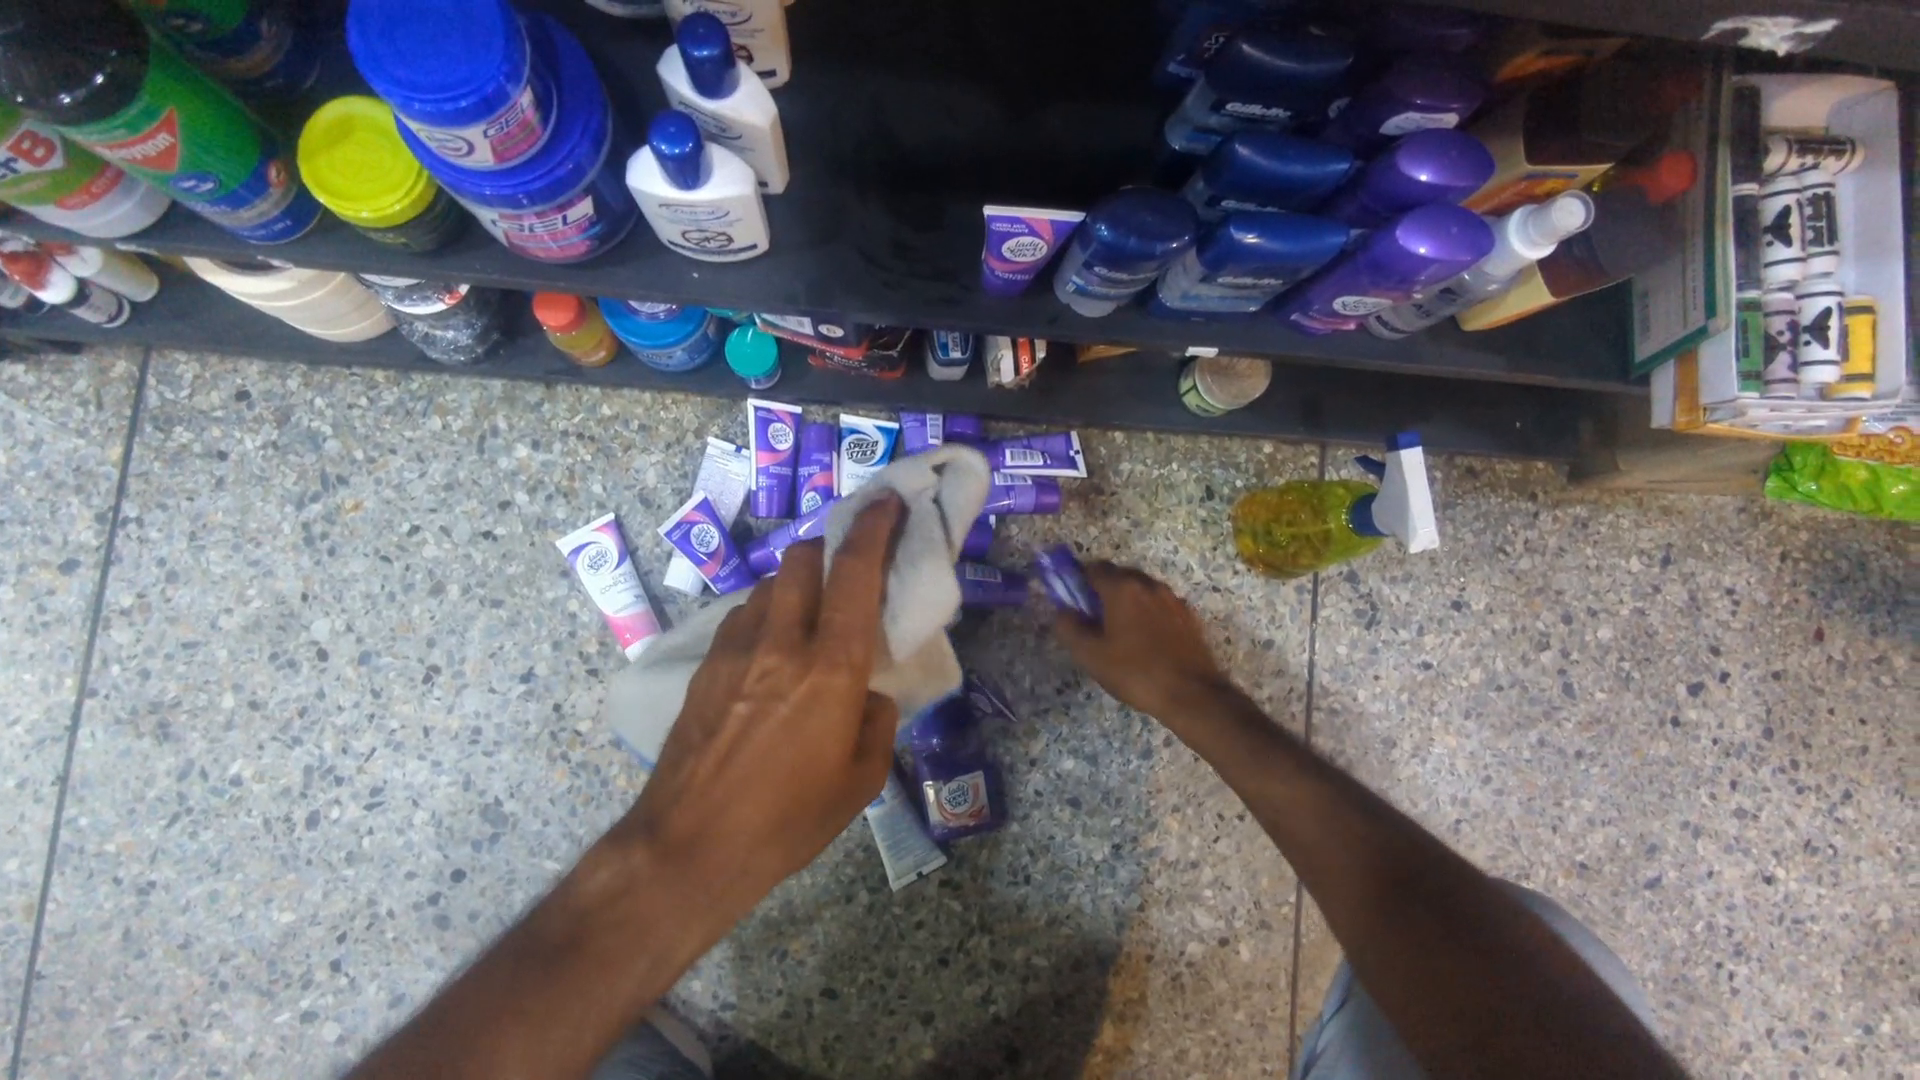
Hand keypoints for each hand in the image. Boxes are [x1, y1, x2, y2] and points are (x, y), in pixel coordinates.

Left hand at [616, 495, 904, 920]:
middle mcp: (781, 642)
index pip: (855, 572)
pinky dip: (766, 615)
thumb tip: (866, 694)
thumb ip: (875, 720)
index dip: (874, 527)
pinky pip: (743, 618)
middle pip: (801, 559)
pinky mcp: (704, 667)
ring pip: (769, 585)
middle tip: (849, 566)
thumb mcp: (862, 779)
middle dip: (828, 547)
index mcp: (830, 666)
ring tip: (811, 614)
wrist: (690, 846)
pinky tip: (772, 650)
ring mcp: (735, 650)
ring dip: (797, 584)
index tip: (888, 503)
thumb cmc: (789, 819)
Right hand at [1051, 561, 1234, 720]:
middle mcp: (1149, 584)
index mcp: (1122, 588)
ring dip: (1127, 602)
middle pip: (1119, 576)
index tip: (1075, 603)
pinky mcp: (1188, 616)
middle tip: (1095, 620)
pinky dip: (1148, 614)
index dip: (1079, 582)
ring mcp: (1172, 599)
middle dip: (1103, 591)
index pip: (1094, 568)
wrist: (1191, 694)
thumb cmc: (1135, 672)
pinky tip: (1146, 641)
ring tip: (1121, 633)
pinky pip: (1159, 605)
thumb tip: (1062, 610)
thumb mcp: (1090, 655)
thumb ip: (1068, 627)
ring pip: (1141, 590)